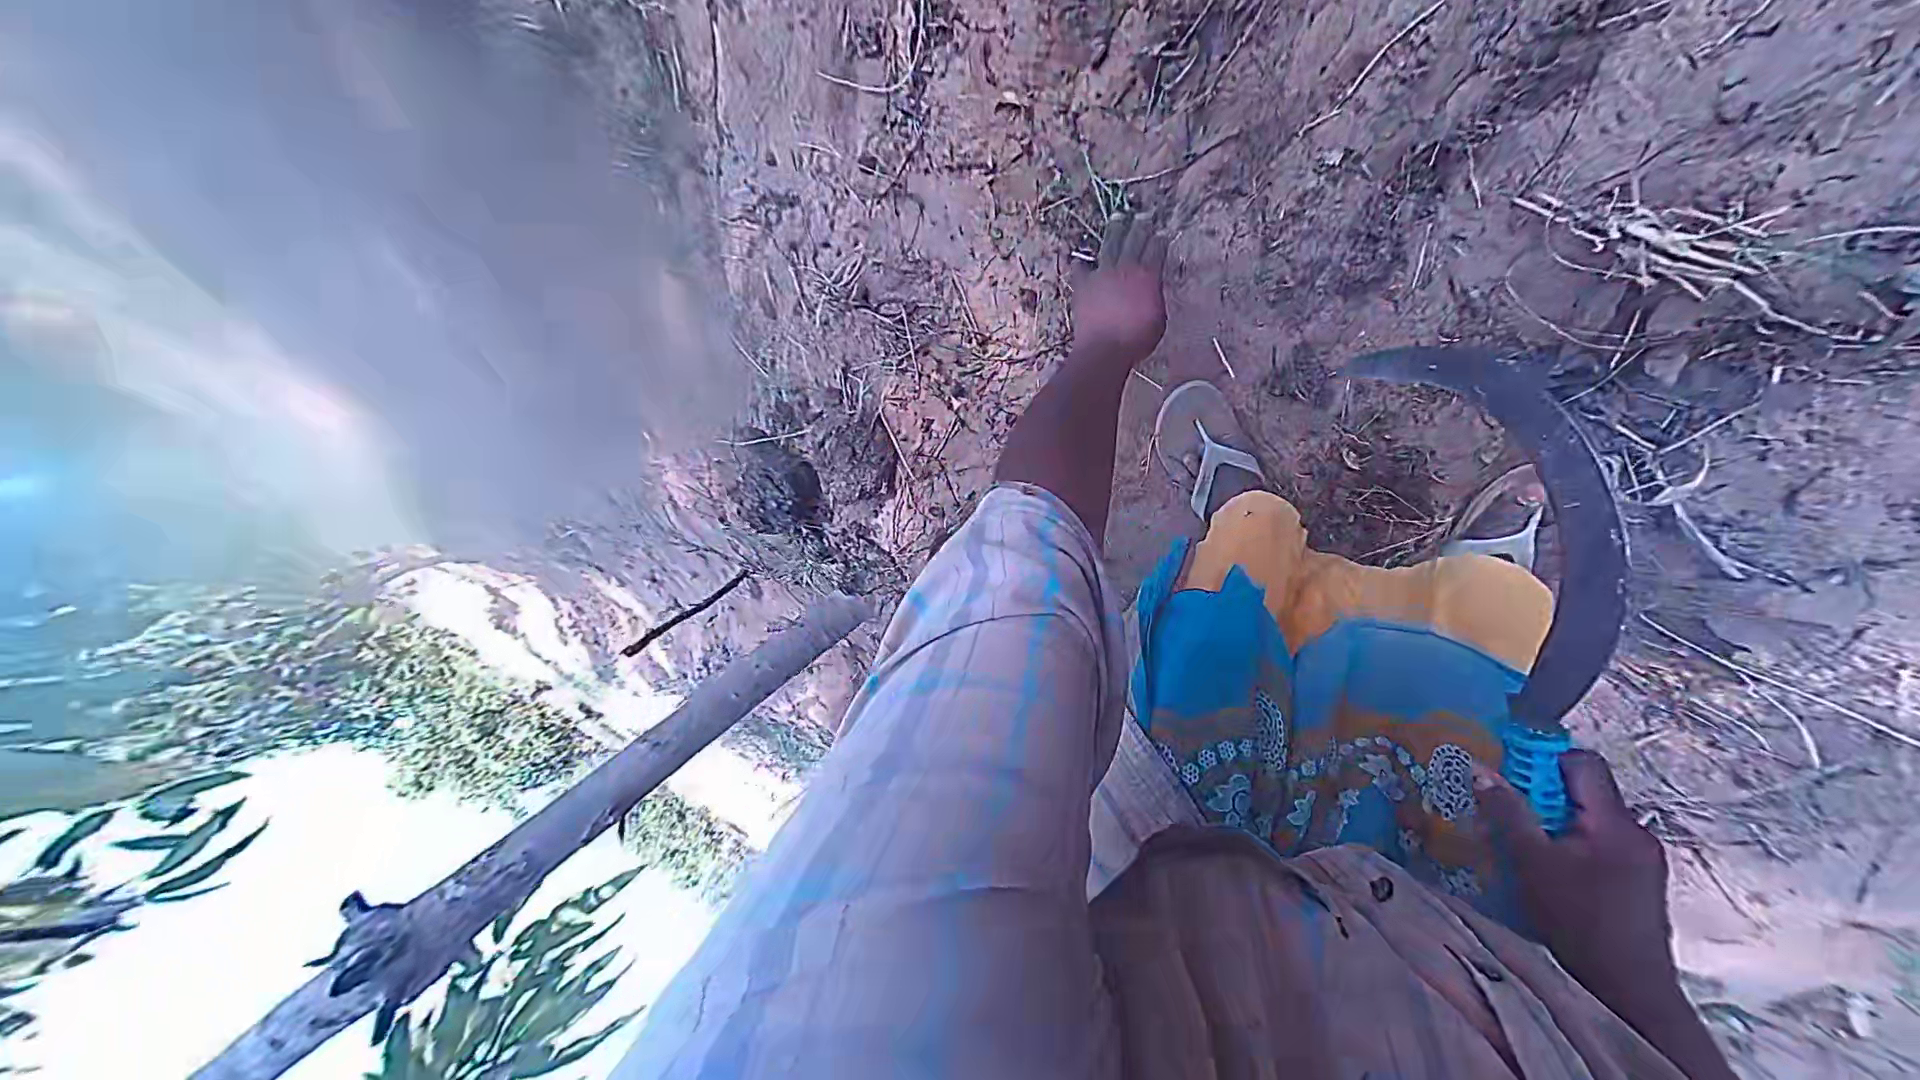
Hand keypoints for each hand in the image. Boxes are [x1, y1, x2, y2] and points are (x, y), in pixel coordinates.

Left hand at [1071, 214, 1168, 368]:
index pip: (1156, 248)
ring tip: (1118, 218)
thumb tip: (1152, 291)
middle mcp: (1125, 268)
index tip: (1161, 232)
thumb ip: (1155, 298)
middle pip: (1134, 239)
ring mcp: (1102, 274)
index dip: (1159, 239)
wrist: (1104, 349)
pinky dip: (1081, 262)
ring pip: (1110, 245)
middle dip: (1140, 226)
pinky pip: (1081, 268)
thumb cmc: (1136, 340)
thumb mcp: (1158, 319)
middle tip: (1143, 216)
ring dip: (1115, 230)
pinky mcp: (1083, 285)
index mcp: (1148, 274)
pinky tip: (1080, 258)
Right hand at [1476, 751, 1674, 1001]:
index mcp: (1616, 823)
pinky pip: (1592, 838)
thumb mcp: (1531, 859)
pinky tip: (1538, 858)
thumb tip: (1478, 766)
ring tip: (1513, 832)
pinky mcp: (1633, 878)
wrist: (1624, 988)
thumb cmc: (1576, 918)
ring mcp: (1640, 858)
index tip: (1507, 767)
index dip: (1543, 756)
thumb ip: (1506, 809)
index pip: (1583, 763)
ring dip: (1546, 815)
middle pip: (1582, 788)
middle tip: (1501, 801)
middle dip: (1538, 789)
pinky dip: (1561, 837)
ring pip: (1584, 815)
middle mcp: (1636, 833)